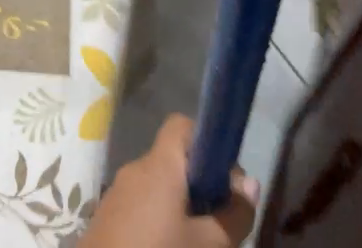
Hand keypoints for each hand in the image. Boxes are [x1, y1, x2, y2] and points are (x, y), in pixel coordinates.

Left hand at [80, 115, 258, 247]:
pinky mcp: (110, 212)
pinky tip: (174, 244)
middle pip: (175, 159)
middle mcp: (137, 168)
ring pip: (161, 183)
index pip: (181, 125)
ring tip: (202, 240)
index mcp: (159, 165)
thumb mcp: (207, 245)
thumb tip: (250, 184)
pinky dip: (164, 214)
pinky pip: (144, 200)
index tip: (227, 177)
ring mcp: (120, 190)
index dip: (207, 141)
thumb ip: (234, 216)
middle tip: (223, 219)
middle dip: (203, 182)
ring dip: (185, 203)